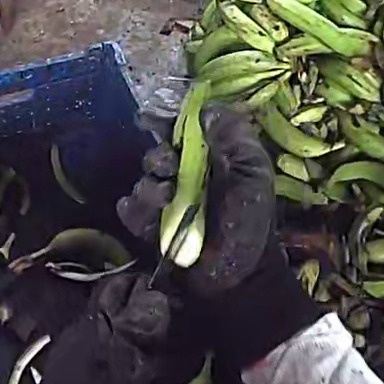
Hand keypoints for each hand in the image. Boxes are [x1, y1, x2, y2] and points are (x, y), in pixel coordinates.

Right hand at [118, 105, 319, 365]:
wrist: (240, 274)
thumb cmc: (250, 219)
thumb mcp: (252, 172)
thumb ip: (233, 137)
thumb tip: (205, 109)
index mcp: (208, 158)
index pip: (179, 131)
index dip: (164, 122)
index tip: (151, 119)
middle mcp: (183, 176)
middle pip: (155, 154)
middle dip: (158, 157)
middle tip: (169, 166)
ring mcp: (165, 203)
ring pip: (142, 182)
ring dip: (151, 187)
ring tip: (168, 198)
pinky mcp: (151, 228)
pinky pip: (131, 211)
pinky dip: (135, 211)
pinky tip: (150, 217)